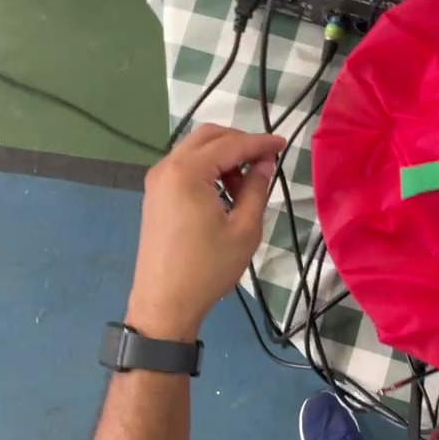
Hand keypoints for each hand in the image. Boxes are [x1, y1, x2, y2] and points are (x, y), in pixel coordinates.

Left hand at [127, 124, 282, 341]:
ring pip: (195, 151)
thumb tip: (264, 164)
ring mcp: (157, 181)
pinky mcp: (155, 196)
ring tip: (246, 184)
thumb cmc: (208, 268)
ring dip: (223, 156)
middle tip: (265, 160)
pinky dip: (207, 169)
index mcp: (187, 173)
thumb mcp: (244, 229)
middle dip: (239, 143)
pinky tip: (225, 192)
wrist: (165, 302)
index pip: (230, 145)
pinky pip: (184, 168)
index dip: (260, 143)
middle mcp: (166, 168)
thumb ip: (256, 189)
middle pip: (208, 137)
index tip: (283, 144)